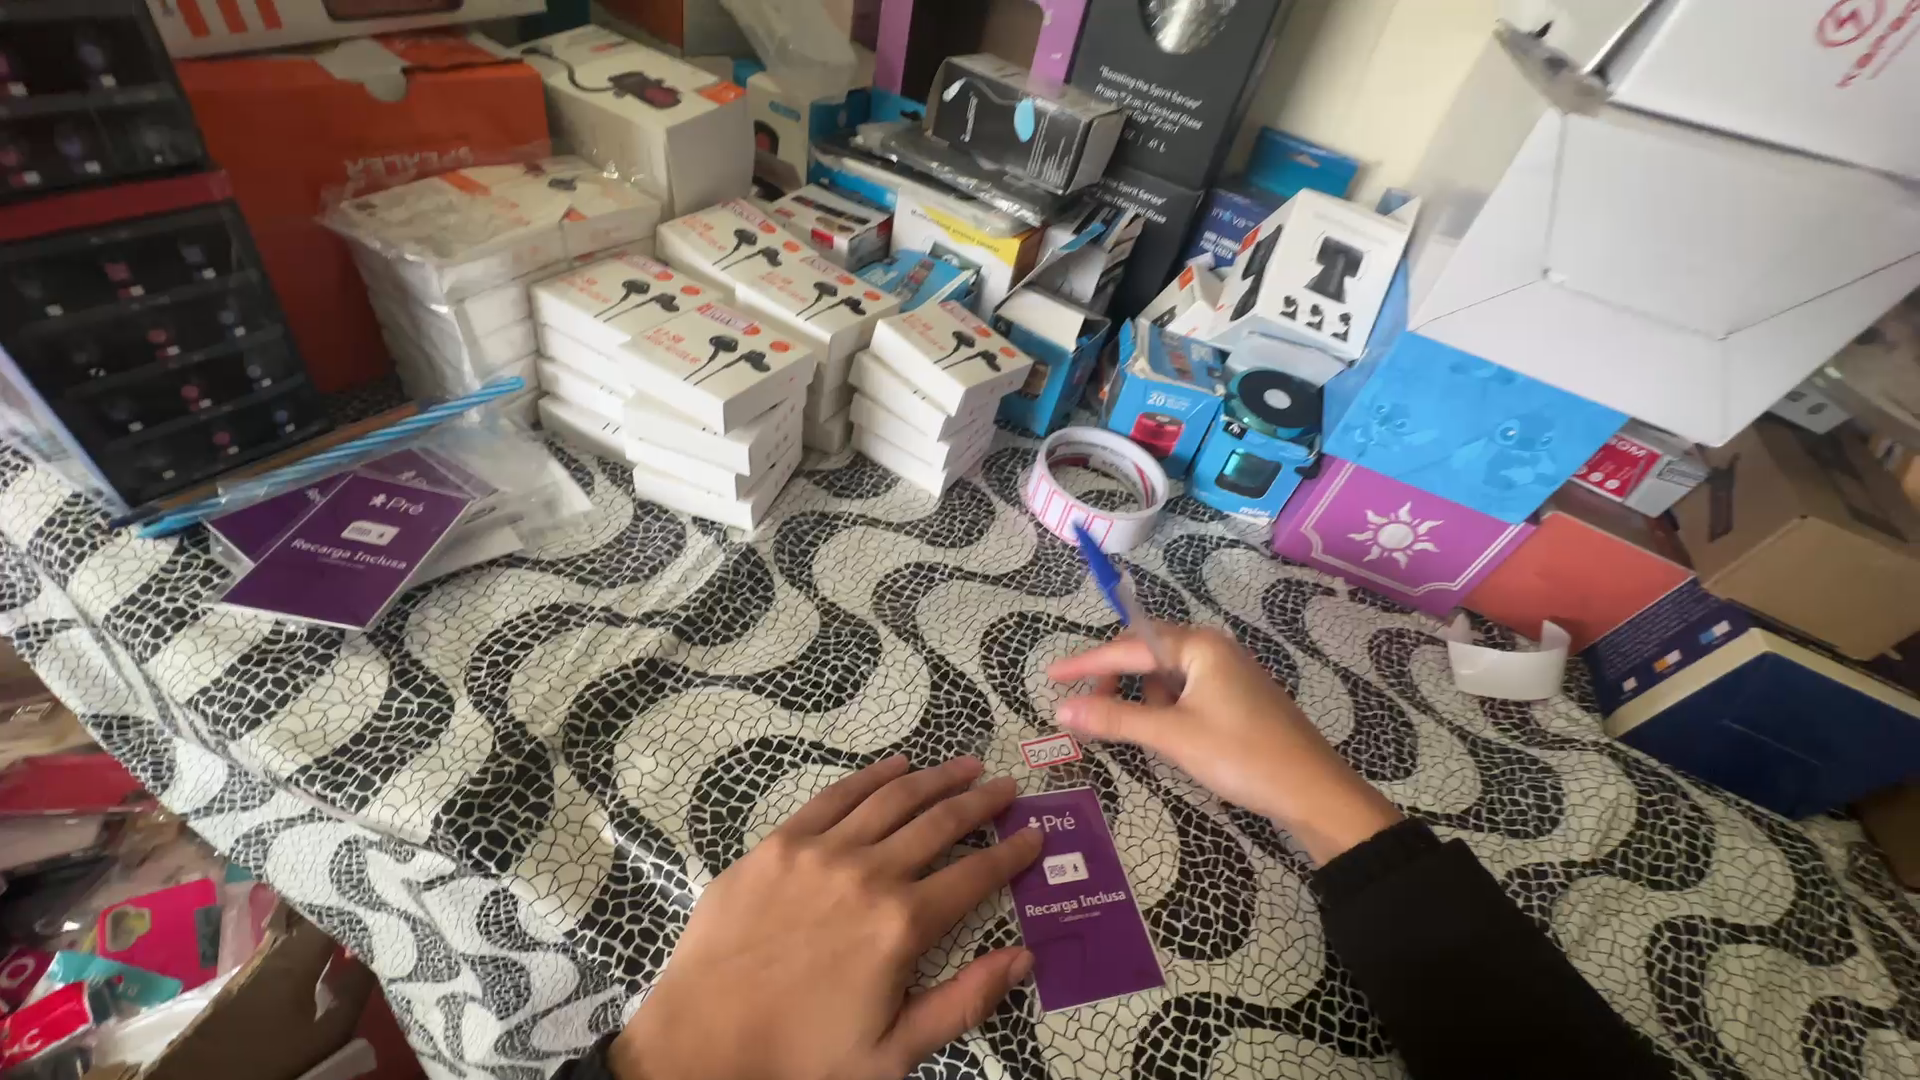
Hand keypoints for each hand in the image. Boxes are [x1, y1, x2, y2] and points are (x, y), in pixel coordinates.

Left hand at [613, 755, 1042, 1079]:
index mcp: (901, 925)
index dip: (1011, 853)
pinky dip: (872, 776)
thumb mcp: (892, 1054)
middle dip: (981, 802)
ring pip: (894, 799)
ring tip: (965, 766)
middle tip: (1006, 787)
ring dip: (936, 778)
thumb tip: (1025, 958)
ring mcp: (822, 850)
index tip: (1034, 834)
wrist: (699, 1047)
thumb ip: (964, 1002)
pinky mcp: (781, 841)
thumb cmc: (800, 1059)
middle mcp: (869, 873)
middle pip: (940, 824)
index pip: (975, 876)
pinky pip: (837, 795)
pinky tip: (896, 764)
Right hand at [1049, 625, 1401, 864]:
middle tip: (1087, 711)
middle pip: (1146, 654)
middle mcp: (1213, 648)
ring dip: (1142, 698)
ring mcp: (1228, 672)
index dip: (1086, 665)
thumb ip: (1114, 719)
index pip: (1127, 648)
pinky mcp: (1237, 697)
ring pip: (1166, 675)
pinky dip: (1166, 708)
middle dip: (1114, 680)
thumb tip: (1060, 710)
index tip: (1051, 678)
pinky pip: (1186, 691)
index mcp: (1199, 645)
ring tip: (1135, 731)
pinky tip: (1168, 735)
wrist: (1317, 794)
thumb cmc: (1242, 756)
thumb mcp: (1172, 737)